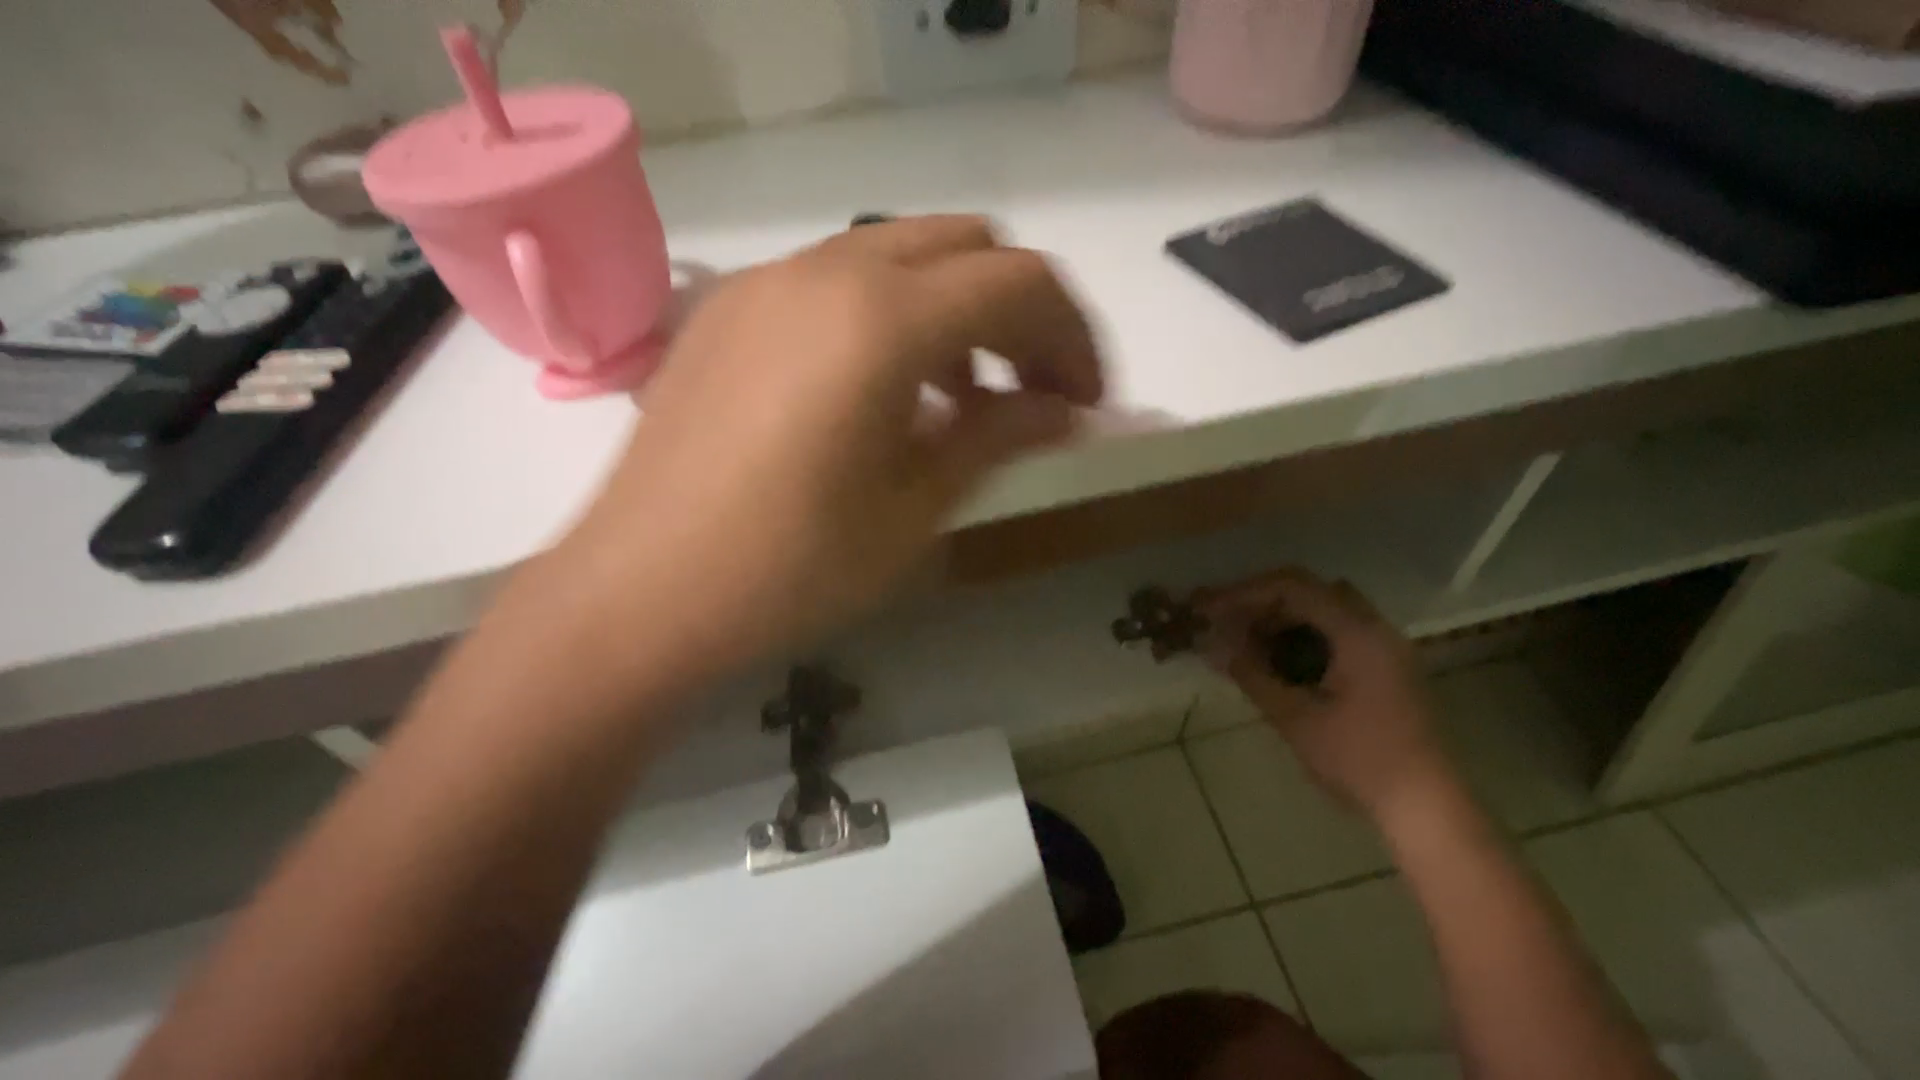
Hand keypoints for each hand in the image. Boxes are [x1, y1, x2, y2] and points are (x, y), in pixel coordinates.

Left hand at [555, 216, 1103, 682]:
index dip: (1072, 337)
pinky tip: (878, 391)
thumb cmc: (788, 570)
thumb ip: (998, 437)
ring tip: (958, 397)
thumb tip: (1062, 408)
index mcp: (882, 319)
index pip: (1020, 283)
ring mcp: (767, 281)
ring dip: (952, 306)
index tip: (1085, 403)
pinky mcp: (727, 308)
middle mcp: (825, 270)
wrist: (637, 595)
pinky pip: (834, 279)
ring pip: (897, 253)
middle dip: (1019, 309)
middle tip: (1032, 390)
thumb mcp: (914, 510)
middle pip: (965, 245)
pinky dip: (887, 312)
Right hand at [1196, 569, 1453, 818]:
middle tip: (1223, 624)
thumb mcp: (1295, 718)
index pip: (1292, 587)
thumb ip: (1252, 674)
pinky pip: (1338, 634)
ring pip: (1325, 611)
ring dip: (1281, 620)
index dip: (1244, 593)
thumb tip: (1211, 644)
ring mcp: (1385, 648)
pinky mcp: (1385, 668)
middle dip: (1261, 603)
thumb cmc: (1359, 760)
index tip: (1208, 610)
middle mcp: (1376, 628)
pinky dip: (1302, 637)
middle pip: (1310, 591)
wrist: (1424, 806)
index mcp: (1358, 632)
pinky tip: (1276, 663)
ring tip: (1242, 644)